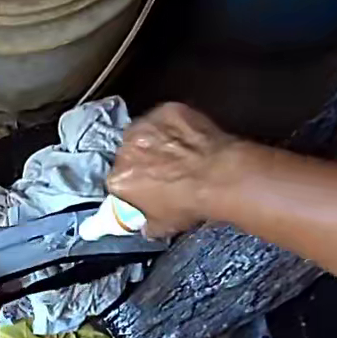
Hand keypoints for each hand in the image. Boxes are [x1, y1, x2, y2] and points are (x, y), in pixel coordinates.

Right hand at [107, 102, 239, 237]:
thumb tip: (147, 225)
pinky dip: (172, 126)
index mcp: (119, 180)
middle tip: (161, 172)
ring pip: (143, 134)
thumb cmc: (191, 201)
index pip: (116, 183)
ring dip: (153, 142)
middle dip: (140, 162)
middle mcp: (125, 150)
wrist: (220, 177)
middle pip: (126, 155)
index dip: (130, 186)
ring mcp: (145, 126)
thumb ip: (146, 224)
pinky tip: (186, 139)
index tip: (141, 189)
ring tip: (175, 154)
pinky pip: (163, 119)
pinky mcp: (166, 110)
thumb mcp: (162, 226)